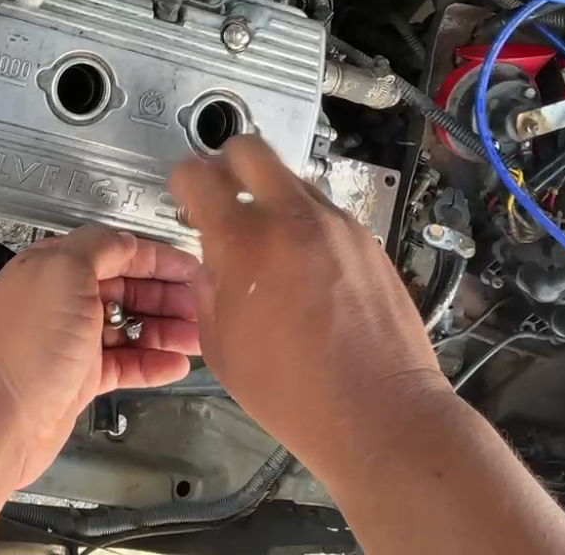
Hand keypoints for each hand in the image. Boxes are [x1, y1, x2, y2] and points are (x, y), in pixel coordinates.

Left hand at [0, 225, 200, 488]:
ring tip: (202, 336)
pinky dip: (151, 362)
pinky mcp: (80, 378)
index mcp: (55, 265)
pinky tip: (179, 365)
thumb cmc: (31, 341)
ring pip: (129, 326)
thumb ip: (98, 247)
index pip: (116, 251)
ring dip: (166, 329)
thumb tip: (126, 240)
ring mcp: (72, 339)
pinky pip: (124, 363)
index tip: (195, 268)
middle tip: (206, 306)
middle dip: (167, 294)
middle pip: (126, 288)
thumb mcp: (64, 272)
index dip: (157, 258)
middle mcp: (64, 297)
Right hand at [171, 135, 445, 463]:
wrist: (383, 416)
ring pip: (290, 177)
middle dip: (226, 162)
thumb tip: (210, 264)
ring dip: (269, 193)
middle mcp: (289, 219)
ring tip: (268, 236)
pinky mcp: (367, 240)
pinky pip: (324, 210)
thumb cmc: (292, 392)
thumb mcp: (220, 346)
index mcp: (242, 242)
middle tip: (222, 191)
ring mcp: (334, 225)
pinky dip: (304, 222)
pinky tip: (306, 264)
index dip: (182, 177)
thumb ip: (206, 290)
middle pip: (249, 148)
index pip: (198, 174)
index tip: (183, 191)